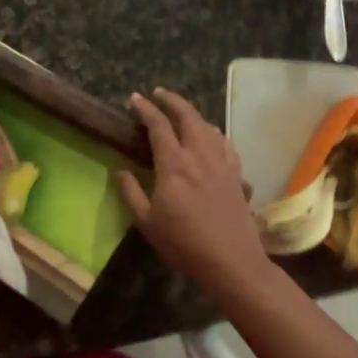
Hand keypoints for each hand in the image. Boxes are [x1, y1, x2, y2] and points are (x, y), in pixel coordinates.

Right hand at [117, 88, 270, 295]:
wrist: (232, 263)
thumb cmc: (183, 243)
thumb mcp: (146, 221)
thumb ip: (131, 192)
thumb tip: (120, 170)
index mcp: (174, 164)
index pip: (158, 125)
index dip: (146, 108)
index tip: (134, 99)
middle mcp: (200, 156)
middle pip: (188, 117)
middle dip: (172, 100)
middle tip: (159, 94)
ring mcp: (222, 165)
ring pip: (210, 128)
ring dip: (193, 115)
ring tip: (182, 114)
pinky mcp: (237, 177)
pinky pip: (226, 145)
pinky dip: (215, 134)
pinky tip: (212, 139)